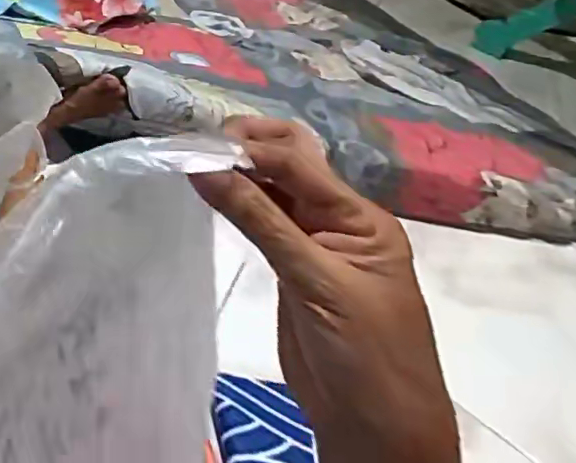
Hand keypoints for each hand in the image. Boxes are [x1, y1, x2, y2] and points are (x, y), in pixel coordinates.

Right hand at [192, 118, 457, 462]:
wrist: (380, 439)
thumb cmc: (364, 359)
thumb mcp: (313, 284)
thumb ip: (258, 220)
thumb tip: (204, 166)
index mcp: (360, 217)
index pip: (299, 164)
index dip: (250, 149)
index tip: (201, 144)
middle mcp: (338, 217)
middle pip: (292, 158)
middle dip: (249, 142)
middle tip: (201, 144)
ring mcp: (314, 238)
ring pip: (274, 185)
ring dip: (238, 169)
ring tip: (195, 160)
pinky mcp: (291, 260)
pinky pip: (262, 215)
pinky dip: (236, 198)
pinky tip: (210, 191)